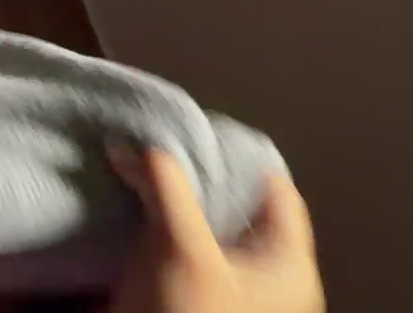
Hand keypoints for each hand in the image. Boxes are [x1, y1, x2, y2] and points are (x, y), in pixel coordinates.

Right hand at [105, 146, 323, 312]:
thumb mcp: (181, 247)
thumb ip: (163, 186)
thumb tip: (132, 142)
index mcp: (287, 262)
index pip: (276, 189)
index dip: (239, 154)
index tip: (194, 126)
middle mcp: (264, 269)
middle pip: (233, 200)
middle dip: (190, 167)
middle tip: (151, 138)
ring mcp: (227, 281)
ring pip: (201, 216)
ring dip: (166, 188)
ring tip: (131, 159)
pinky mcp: (191, 286)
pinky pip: (178, 234)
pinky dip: (155, 210)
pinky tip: (126, 194)